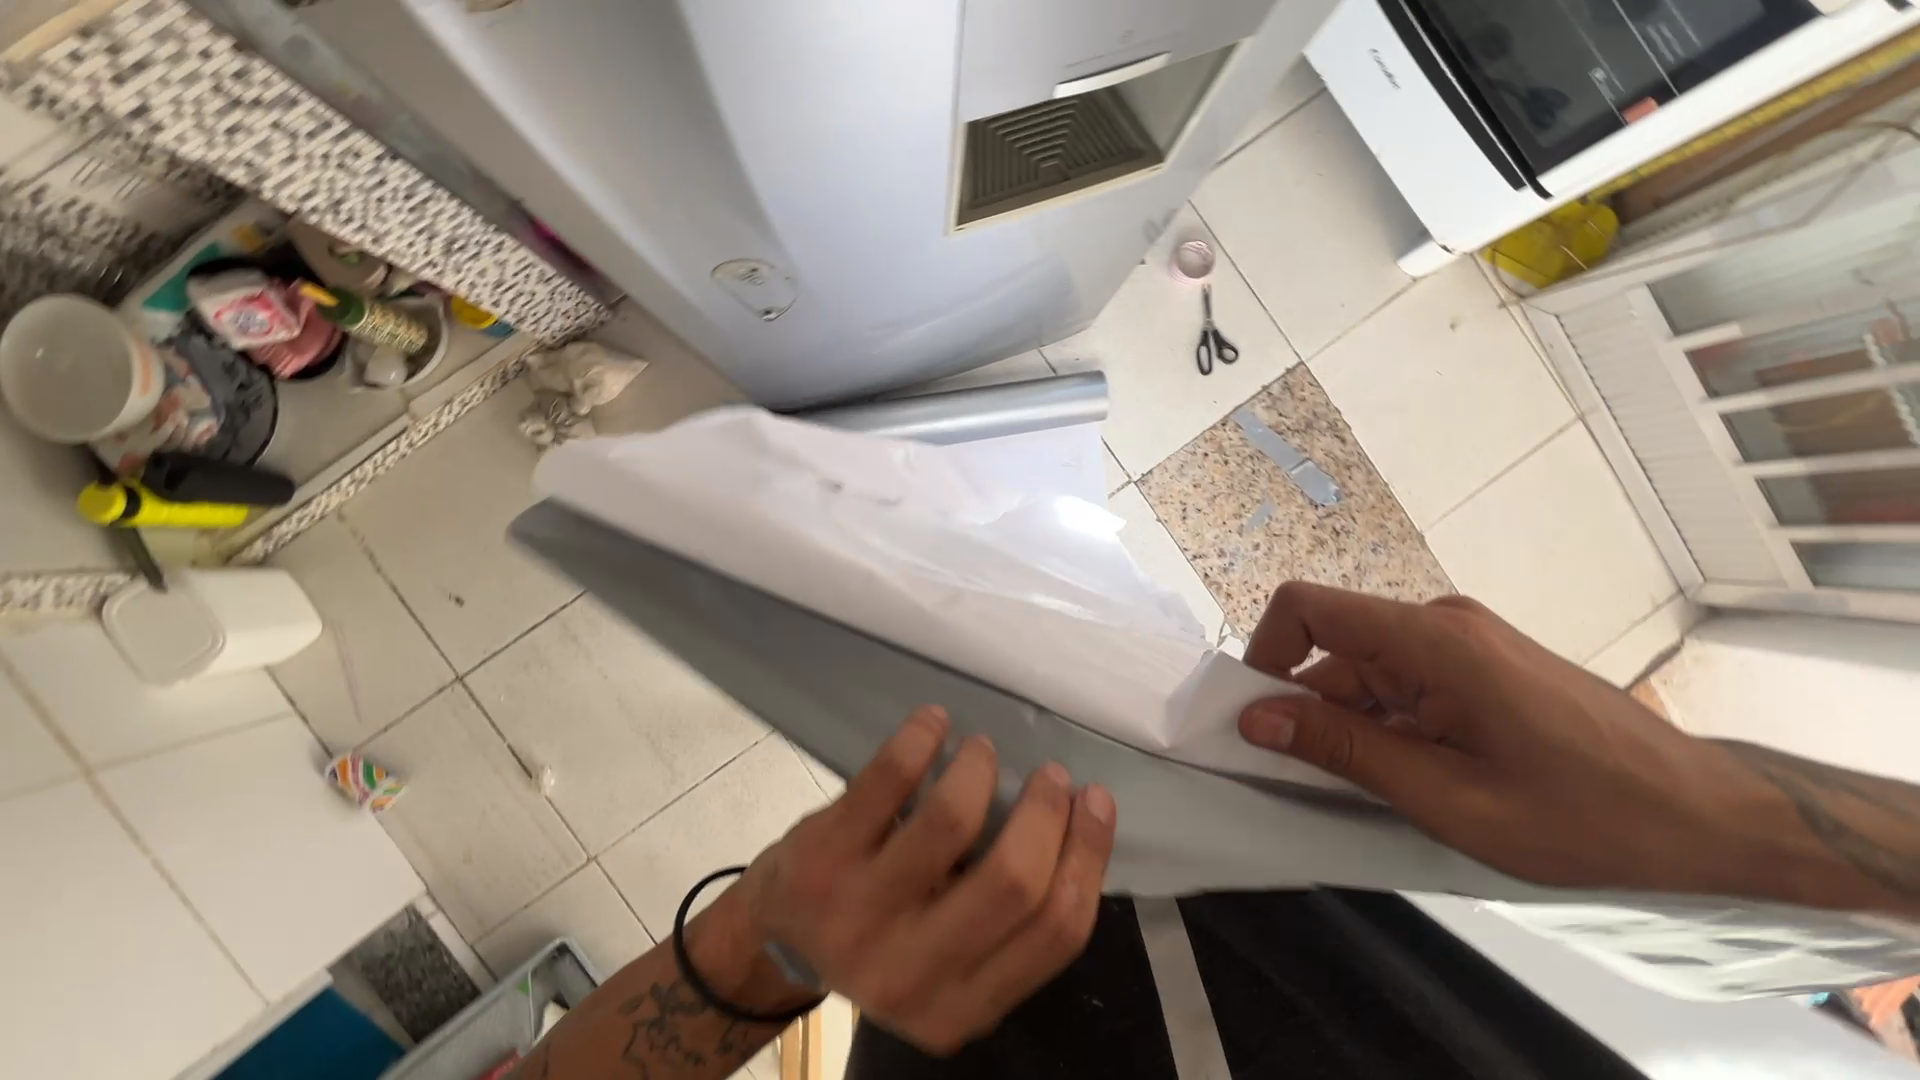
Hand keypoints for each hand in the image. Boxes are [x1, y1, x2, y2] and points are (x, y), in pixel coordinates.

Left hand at [734, 707, 1116, 1053]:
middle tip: (1051, 775)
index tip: (1095, 802)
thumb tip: (1070, 828)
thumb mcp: (946, 961)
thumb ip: (1001, 923)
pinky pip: (885, 783)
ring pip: (950, 824)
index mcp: (960, 1007)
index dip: (1088, 857)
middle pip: (1012, 883)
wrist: (773, 941)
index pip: (1055, 934)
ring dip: (980, 771)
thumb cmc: (879, 939)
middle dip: (1045, 814)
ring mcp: (858, 915)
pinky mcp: (819, 859)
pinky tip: (934, 723)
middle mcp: (910, 974)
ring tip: (983, 749)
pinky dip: (920, 740)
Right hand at [1232, 583, 1810, 899]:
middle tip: (1320, 780)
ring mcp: (1461, 639)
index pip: (1307, 607)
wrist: (1711, 815)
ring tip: (1387, 789)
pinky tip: (1417, 773)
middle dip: (1310, 708)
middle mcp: (1439, 623)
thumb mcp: (1448, 798)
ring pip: (1364, 670)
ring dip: (1352, 723)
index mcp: (1430, 641)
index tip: (1261, 719)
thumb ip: (1344, 751)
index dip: (1265, 654)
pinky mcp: (1477, 660)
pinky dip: (1386, 723)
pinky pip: (1400, 680)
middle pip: (1333, 648)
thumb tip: (1255, 718)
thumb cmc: (1582, 815)